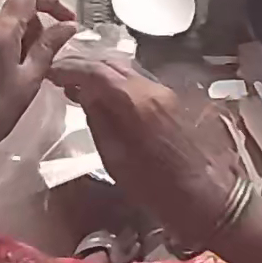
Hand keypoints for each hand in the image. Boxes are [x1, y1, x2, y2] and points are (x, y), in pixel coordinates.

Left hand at [0, 0, 76, 150]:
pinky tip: (16, 74)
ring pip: (9, 27)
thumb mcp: (30, 78)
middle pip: (19, 13)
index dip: (52, 4)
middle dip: (39, 29)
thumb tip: (68, 26)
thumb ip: (49, 47)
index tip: (67, 23)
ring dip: (26, 41)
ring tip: (31, 73)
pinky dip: (12, 49)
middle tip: (47, 61)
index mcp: (1, 29)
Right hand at [46, 54, 243, 244]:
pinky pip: (138, 82)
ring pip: (126, 70)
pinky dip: (117, 83)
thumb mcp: (116, 161)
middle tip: (59, 77)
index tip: (49, 74)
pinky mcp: (173, 102)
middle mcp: (152, 88)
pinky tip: (105, 97)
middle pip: (111, 62)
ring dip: (100, 73)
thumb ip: (98, 121)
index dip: (68, 69)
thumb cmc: (160, 190)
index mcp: (135, 101)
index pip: (94, 70)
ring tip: (78, 87)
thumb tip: (84, 95)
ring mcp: (166, 92)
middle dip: (82, 66)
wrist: (212, 200)